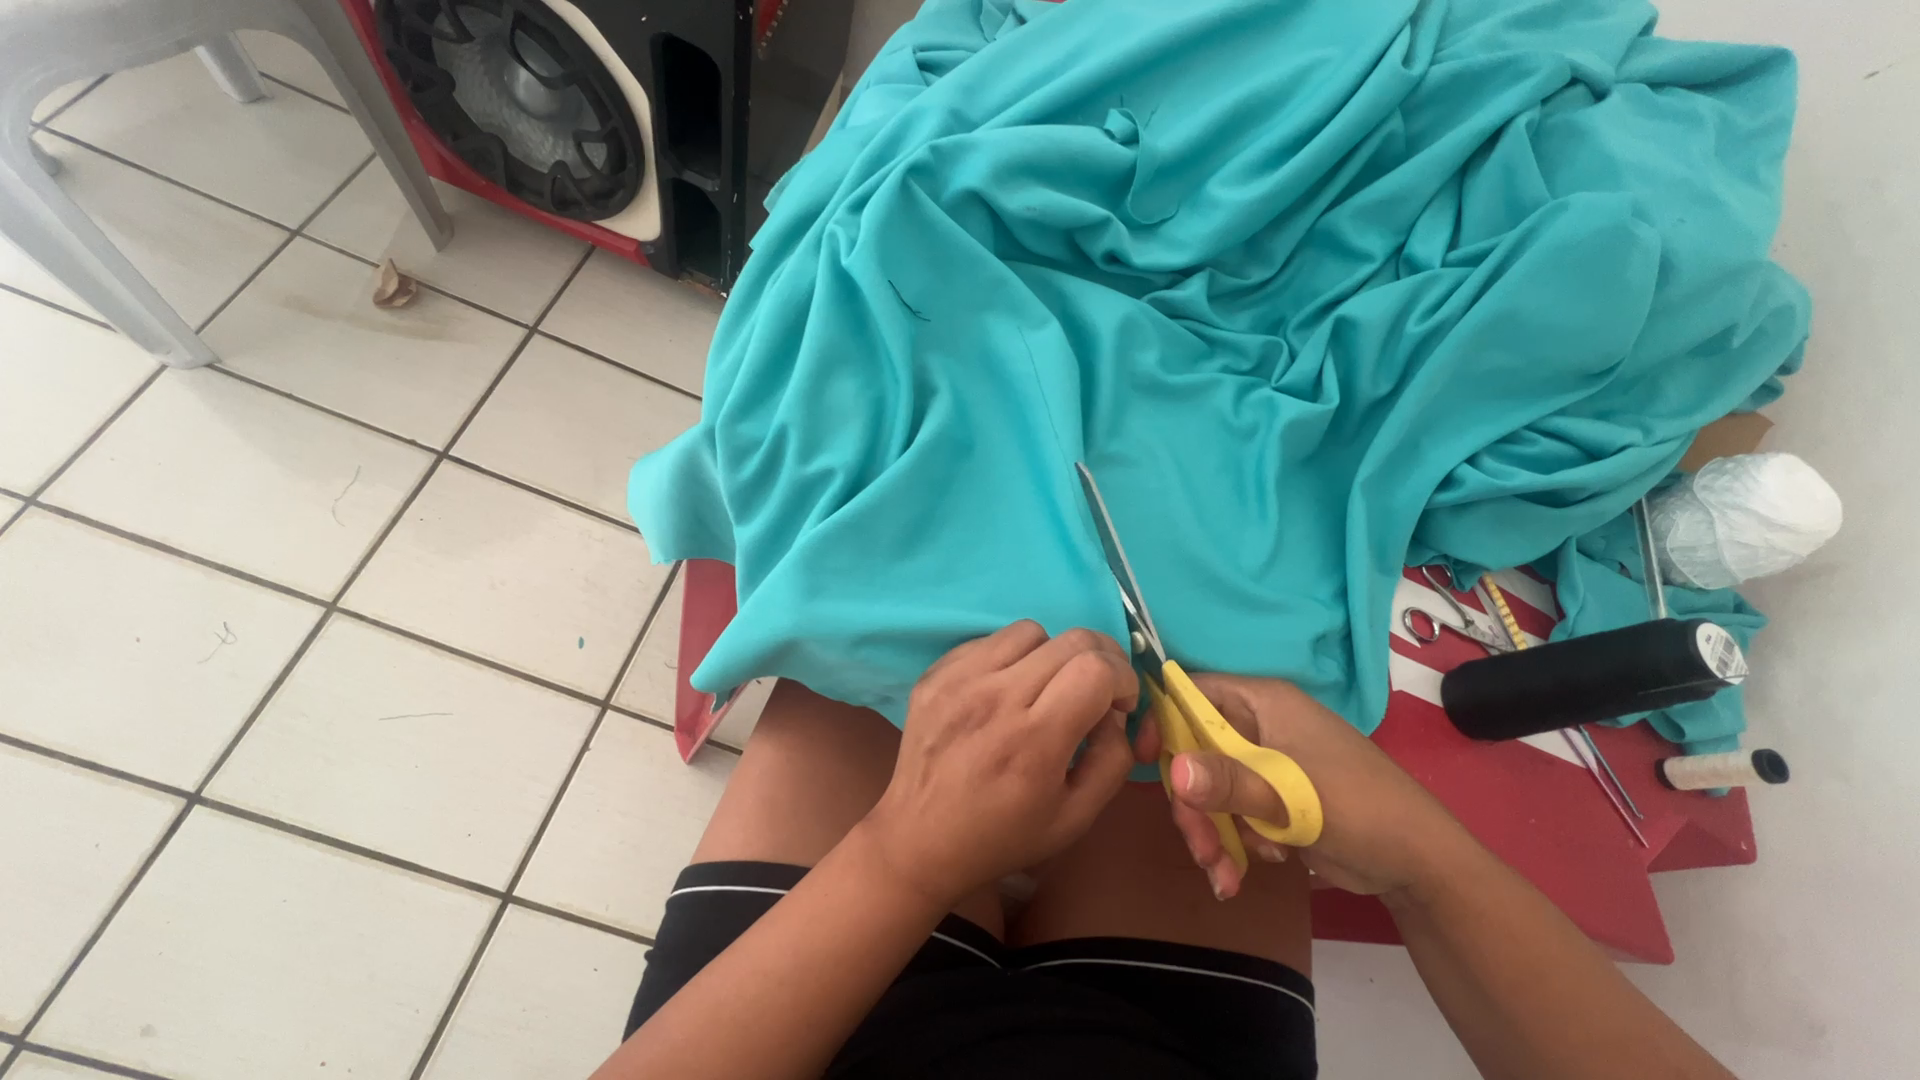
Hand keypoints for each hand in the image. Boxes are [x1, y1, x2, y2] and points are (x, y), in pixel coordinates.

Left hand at [861, 621, 1140, 906]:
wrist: (919, 840)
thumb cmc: (1003, 836)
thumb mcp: (1076, 817)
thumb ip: (1112, 760)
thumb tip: (1115, 712)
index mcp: (1035, 739)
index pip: (1097, 669)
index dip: (1123, 679)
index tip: (1119, 704)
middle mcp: (996, 697)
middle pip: (1072, 639)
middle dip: (1101, 659)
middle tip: (1097, 690)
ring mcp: (960, 679)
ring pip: (1030, 631)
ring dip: (1053, 654)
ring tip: (1046, 689)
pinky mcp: (935, 674)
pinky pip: (989, 641)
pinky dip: (1011, 657)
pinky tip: (1006, 691)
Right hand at [1137, 674, 1478, 901]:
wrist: (1416, 865)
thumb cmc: (1357, 807)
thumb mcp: (1290, 794)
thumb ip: (1229, 781)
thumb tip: (1174, 771)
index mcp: (1262, 702)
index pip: (1191, 693)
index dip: (1162, 721)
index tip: (1143, 759)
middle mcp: (1257, 726)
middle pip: (1194, 752)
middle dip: (1193, 805)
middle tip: (1201, 846)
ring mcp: (1264, 765)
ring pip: (1208, 790)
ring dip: (1210, 833)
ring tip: (1224, 873)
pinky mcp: (1271, 801)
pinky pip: (1230, 815)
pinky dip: (1230, 845)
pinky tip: (1242, 874)